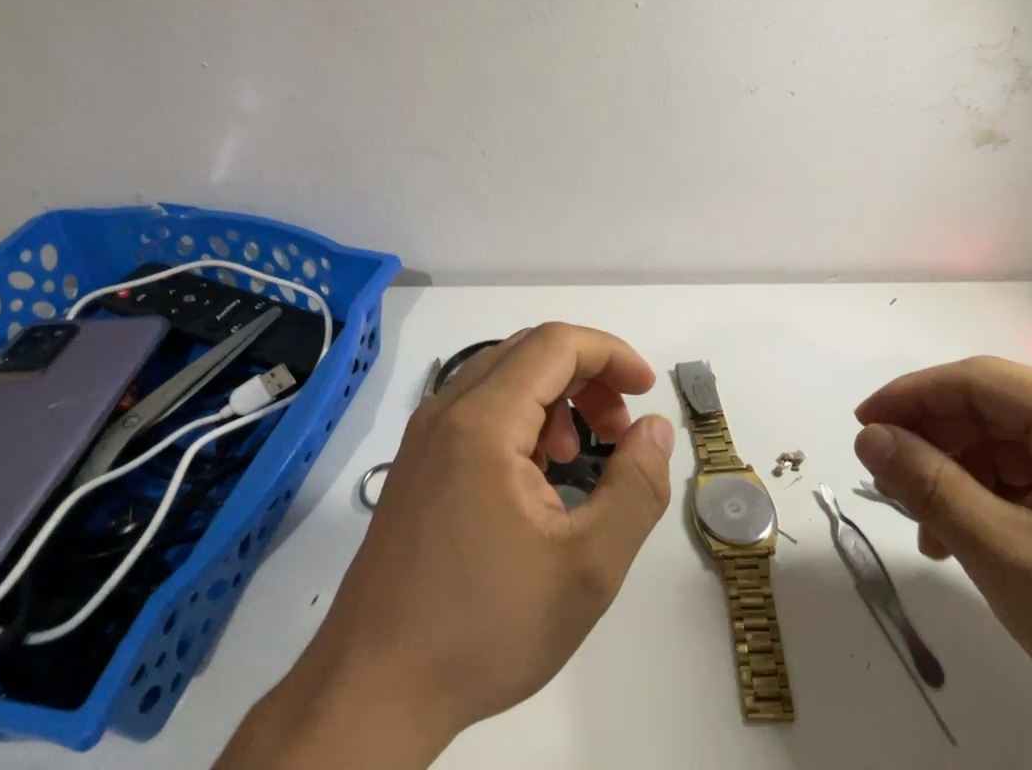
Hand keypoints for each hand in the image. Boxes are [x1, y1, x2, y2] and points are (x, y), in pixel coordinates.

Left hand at [219, 323, 673, 769]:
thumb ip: (637, 486)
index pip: (555, 343)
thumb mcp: (589, 564)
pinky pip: (475, 417)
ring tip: (578, 460)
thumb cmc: (487, 626)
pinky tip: (537, 482)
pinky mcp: (414, 470)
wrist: (375, 688)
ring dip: (554, 401)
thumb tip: (656, 427)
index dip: (612, 354)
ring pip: (499, 383)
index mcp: (482, 422)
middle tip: (620, 432)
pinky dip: (520, 425)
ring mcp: (421, 442)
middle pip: (526, 354)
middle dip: (587, 377)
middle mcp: (444, 414)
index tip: (648, 394)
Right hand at [853, 357, 1031, 769]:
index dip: (912, 396)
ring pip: (1013, 449)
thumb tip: (870, 436)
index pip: (983, 381)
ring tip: (928, 534)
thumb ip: (932, 488)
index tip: (859, 428)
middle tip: (889, 491)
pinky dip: (995, 504)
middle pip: (996, 412)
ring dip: (961, 481)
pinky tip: (969, 543)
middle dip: (935, 445)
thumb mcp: (1011, 558)